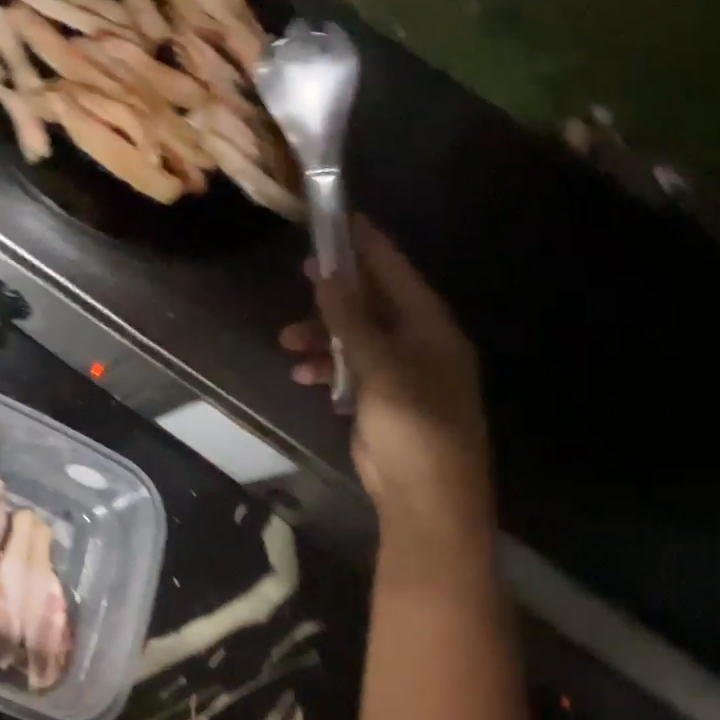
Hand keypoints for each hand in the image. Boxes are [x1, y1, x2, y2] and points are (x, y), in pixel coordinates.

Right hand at [281, 215, 493, 548]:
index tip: (340, 218)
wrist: (427, 500)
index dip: (368, 245)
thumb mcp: (380, 367)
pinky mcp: (384, 398)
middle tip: (301, 269)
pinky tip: (303, 374)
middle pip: (373, 301)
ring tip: (287, 341)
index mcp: (431, 329)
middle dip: (335, 290)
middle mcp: (420, 344)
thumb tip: (326, 273)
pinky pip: (350, 367)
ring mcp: (402, 373)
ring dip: (321, 334)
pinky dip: (327, 366)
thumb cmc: (414, 427)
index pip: (397, 273)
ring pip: (355, 335)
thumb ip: (351, 319)